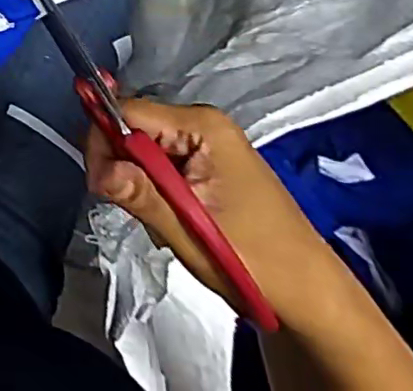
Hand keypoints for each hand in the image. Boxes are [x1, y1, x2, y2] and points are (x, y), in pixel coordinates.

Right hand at [85, 99, 350, 327]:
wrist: (316, 301)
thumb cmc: (260, 263)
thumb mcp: (191, 232)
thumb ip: (140, 195)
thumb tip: (97, 170)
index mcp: (202, 126)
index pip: (125, 111)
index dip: (104, 143)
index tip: (101, 184)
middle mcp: (201, 123)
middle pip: (130, 127)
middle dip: (123, 167)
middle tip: (137, 209)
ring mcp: (205, 142)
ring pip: (140, 148)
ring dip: (138, 183)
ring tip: (163, 220)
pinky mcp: (205, 162)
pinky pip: (158, 162)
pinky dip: (153, 189)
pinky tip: (172, 216)